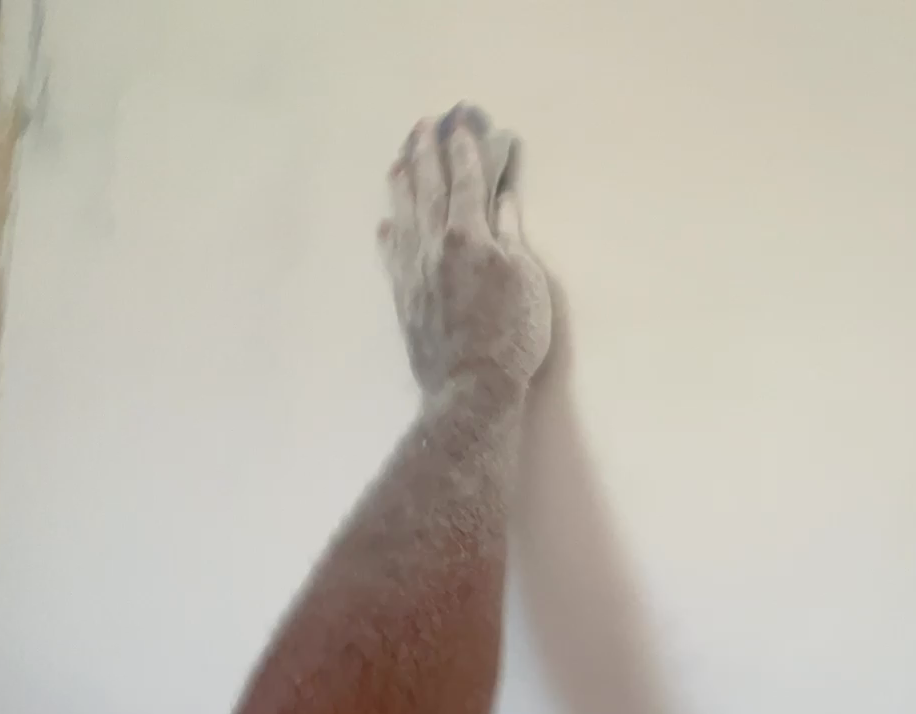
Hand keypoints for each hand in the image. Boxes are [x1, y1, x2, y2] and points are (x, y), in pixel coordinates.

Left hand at [379, 106, 552, 397]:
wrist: (471, 387)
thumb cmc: (512, 336)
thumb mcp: (529, 282)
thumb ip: (512, 237)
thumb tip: (503, 200)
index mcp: (469, 235)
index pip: (466, 182)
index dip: (465, 151)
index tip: (461, 125)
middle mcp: (434, 244)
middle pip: (428, 189)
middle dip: (427, 154)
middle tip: (423, 126)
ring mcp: (413, 271)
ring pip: (403, 215)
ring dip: (401, 183)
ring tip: (399, 159)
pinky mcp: (403, 298)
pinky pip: (390, 255)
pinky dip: (389, 233)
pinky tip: (386, 222)